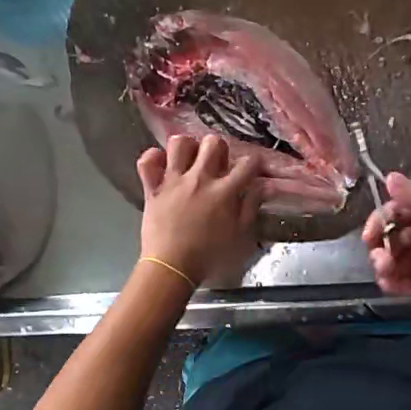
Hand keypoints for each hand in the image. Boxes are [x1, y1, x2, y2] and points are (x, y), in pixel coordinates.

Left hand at [136, 135, 262, 286]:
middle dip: (218, 149)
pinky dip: (153, 158)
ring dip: (186, 148)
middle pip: (213, 143)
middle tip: (216, 164)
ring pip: (179, 143)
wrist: (172, 266)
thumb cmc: (209, 256)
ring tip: (189, 160)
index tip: (250, 170)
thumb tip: (263, 186)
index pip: (247, 163)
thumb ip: (251, 207)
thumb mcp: (239, 235)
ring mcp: (173, 181)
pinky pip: (147, 161)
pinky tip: (161, 165)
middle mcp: (200, 179)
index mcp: (225, 191)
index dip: (253, 163)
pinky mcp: (152, 188)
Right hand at [362, 175, 410, 316]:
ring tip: (387, 272)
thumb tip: (390, 176)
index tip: (372, 233)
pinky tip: (391, 285)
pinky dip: (390, 280)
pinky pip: (397, 277)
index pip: (398, 209)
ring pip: (390, 256)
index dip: (382, 219)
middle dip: (379, 245)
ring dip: (383, 264)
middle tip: (381, 258)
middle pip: (389, 233)